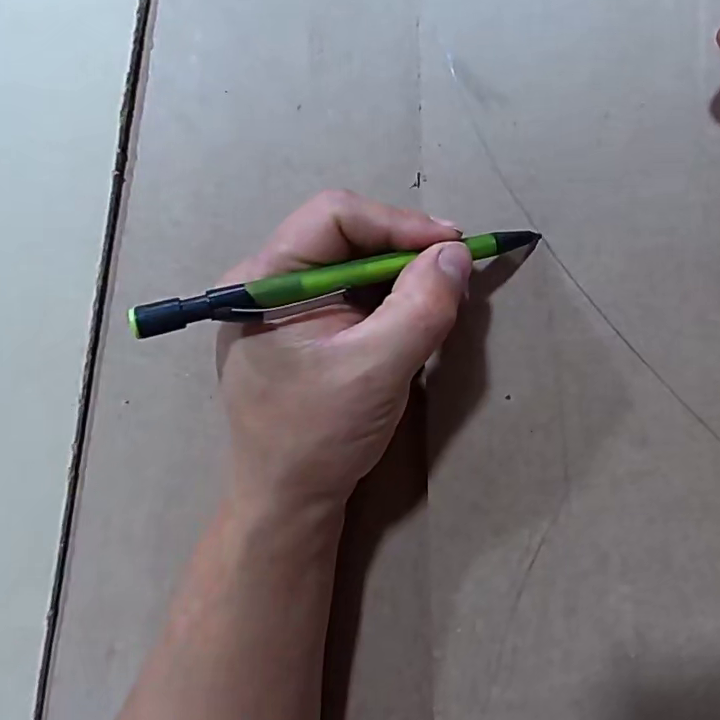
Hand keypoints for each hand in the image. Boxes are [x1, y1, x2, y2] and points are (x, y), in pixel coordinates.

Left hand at [216, 191, 471, 517]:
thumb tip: (455, 253)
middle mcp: (267, 281)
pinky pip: (349, 290)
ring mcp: (281, 304)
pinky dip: (387, 295)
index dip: (397, 222)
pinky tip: (412, 312)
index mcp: (264, 279)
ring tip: (439, 290)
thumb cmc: (320, 437)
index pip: (333, 216)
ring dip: (399, 270)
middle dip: (402, 245)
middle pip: (343, 233)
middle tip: (452, 267)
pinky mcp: (300, 326)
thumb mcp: (378, 370)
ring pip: (350, 260)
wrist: (286, 503)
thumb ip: (421, 306)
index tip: (450, 246)